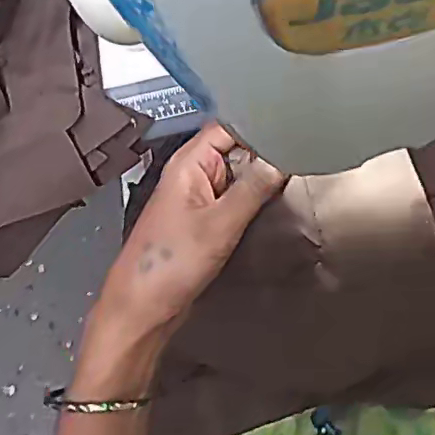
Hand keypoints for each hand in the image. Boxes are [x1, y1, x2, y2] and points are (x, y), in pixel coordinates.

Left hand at [89, 123, 285, 346]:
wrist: (143, 308)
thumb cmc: (164, 267)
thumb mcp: (219, 224)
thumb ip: (254, 189)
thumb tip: (280, 160)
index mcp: (188, 163)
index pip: (231, 125)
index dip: (261, 127)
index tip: (290, 136)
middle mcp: (192, 175)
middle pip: (239, 149)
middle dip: (265, 157)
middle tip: (291, 167)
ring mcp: (199, 197)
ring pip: (240, 176)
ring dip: (259, 183)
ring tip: (278, 192)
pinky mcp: (205, 219)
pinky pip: (235, 200)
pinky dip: (251, 203)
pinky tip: (263, 212)